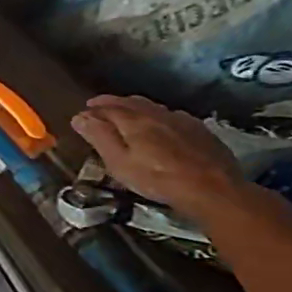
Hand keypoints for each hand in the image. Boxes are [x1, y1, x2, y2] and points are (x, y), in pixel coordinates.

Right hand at [69, 95, 251, 219]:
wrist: (212, 188)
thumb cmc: (157, 178)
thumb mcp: (119, 162)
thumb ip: (99, 137)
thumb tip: (80, 116)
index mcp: (134, 120)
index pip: (108, 108)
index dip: (93, 110)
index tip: (81, 114)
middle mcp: (157, 113)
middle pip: (131, 102)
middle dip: (112, 103)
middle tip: (99, 106)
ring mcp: (181, 120)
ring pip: (152, 106)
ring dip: (135, 106)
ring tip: (126, 113)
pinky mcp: (199, 130)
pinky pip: (171, 115)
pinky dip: (157, 115)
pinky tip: (160, 124)